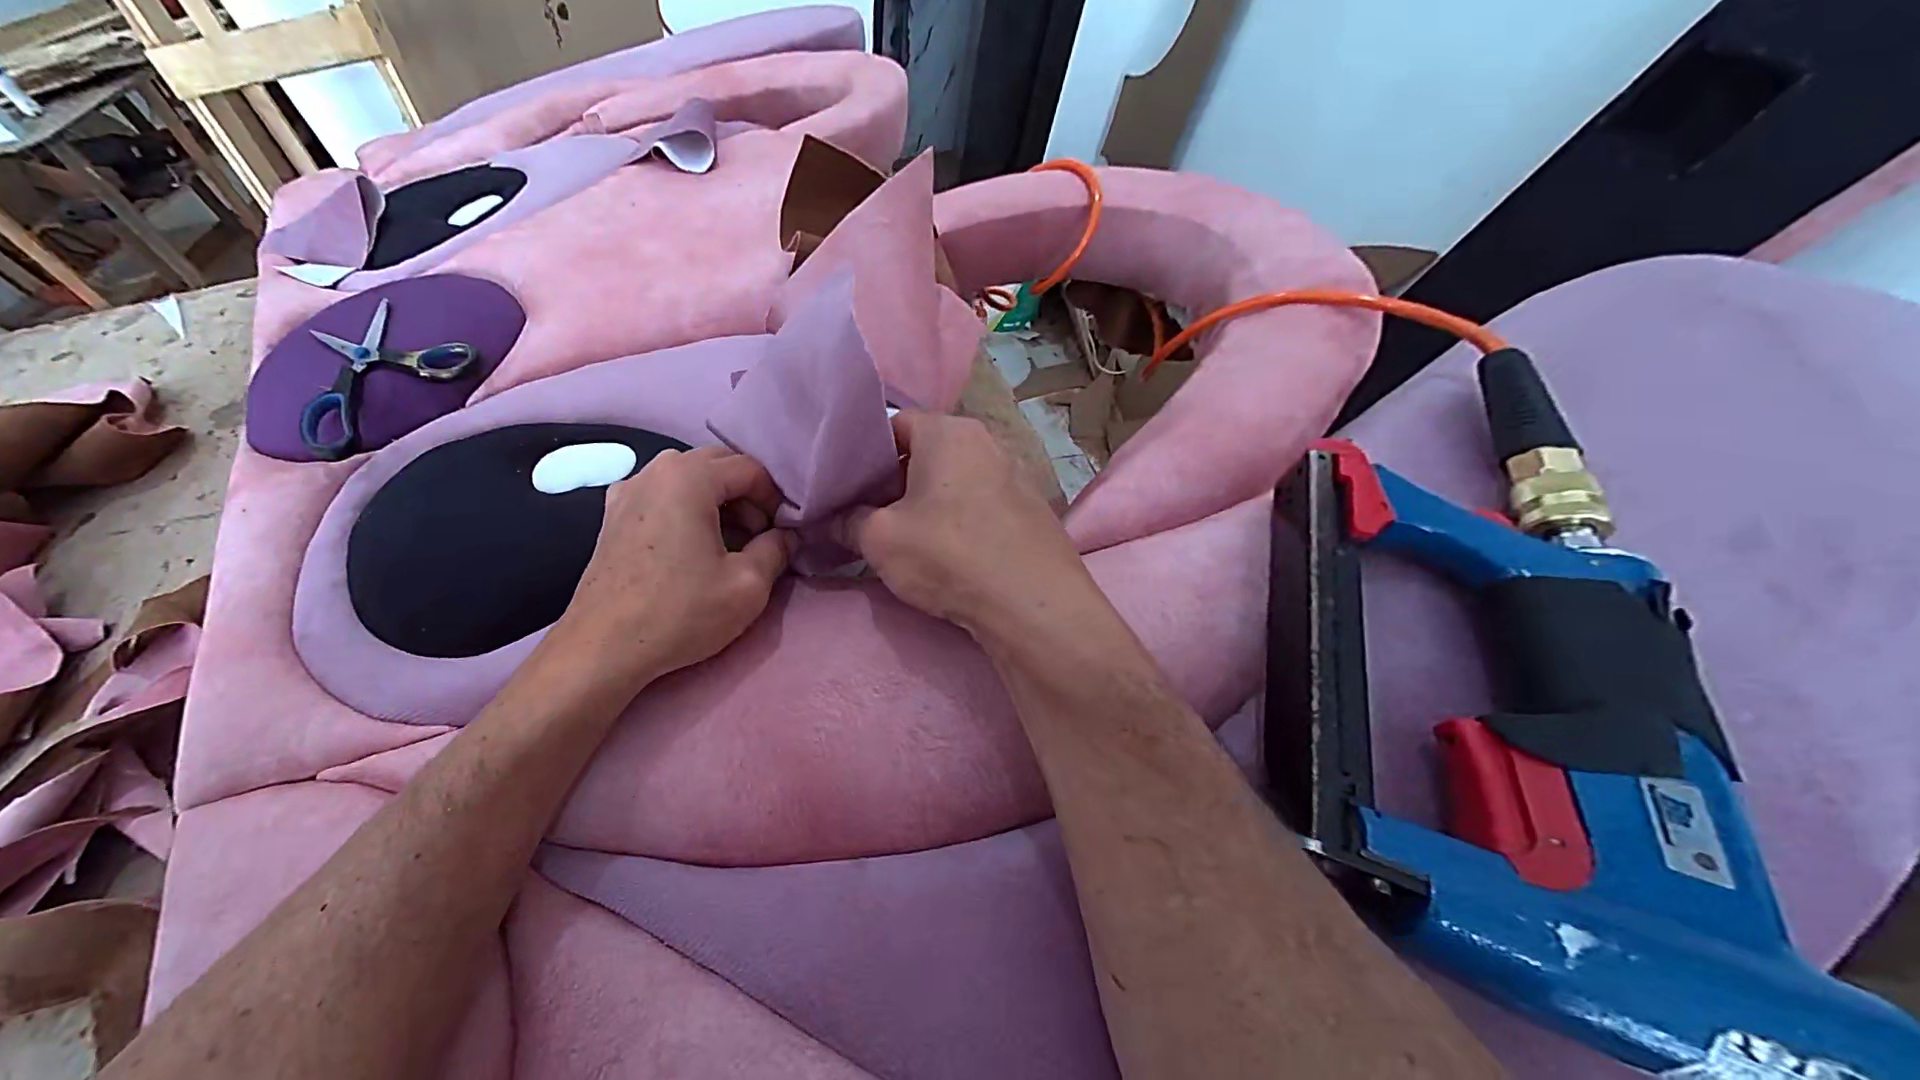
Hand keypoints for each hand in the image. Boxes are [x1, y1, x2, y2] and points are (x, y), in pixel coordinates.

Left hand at [556, 445, 792, 686]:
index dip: (776, 499)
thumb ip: (777, 549)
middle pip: (719, 465)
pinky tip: (693, 548)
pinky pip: (664, 496)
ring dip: (720, 503)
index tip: (782, 533)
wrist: (602, 649)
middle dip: (748, 496)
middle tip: (761, 537)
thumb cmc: (680, 612)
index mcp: (688, 476)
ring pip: (690, 479)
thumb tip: (786, 536)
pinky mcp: (613, 516)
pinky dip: (688, 511)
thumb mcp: (748, 585)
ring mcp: (627, 491)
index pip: (750, 468)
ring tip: (731, 545)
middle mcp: (654, 471)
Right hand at [836, 412, 1090, 639]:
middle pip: (927, 453)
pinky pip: (983, 504)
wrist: (1032, 605)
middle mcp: (988, 442)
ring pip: (956, 481)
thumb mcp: (880, 539)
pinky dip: (961, 520)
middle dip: (896, 481)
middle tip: (869, 515)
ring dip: (929, 503)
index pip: (894, 424)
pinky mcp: (1033, 511)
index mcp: (950, 432)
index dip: (866, 454)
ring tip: (907, 537)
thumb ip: (848, 521)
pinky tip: (951, 553)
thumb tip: (832, 520)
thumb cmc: (949, 556)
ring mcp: (1017, 476)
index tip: (848, 486)